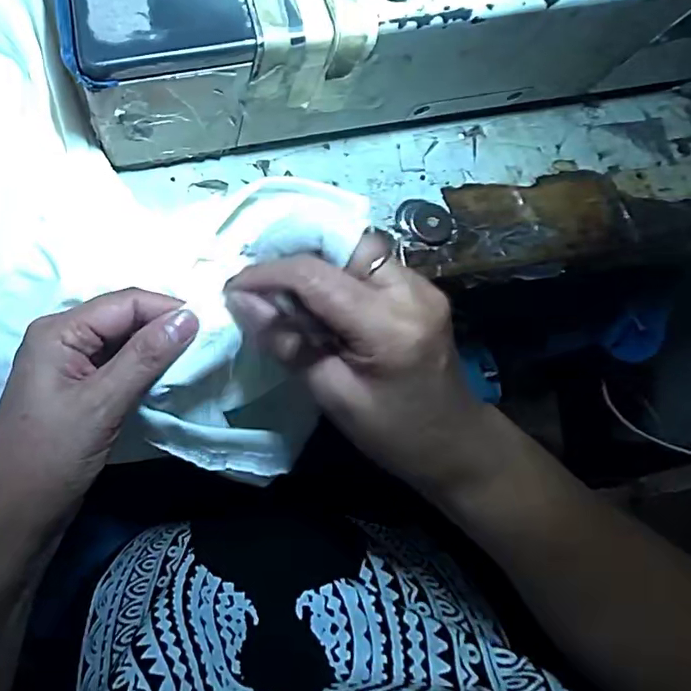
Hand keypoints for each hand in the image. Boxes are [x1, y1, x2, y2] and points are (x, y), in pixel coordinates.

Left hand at [0, 290, 198, 548]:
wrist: (11, 523)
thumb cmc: (49, 459)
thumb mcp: (101, 404)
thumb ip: (145, 356)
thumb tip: (189, 317)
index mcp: (58, 331)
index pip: (124, 302)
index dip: (167, 308)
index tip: (209, 326)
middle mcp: (61, 338)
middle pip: (123, 316)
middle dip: (163, 325)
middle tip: (206, 343)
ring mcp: (67, 364)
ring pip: (122, 340)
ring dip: (156, 347)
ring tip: (194, 358)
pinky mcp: (76, 389)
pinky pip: (116, 364)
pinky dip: (143, 367)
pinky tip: (167, 378)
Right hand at [224, 236, 501, 497]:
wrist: (456, 445)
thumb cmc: (394, 434)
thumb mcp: (333, 396)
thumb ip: (287, 343)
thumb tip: (242, 301)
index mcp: (389, 325)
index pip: (315, 276)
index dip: (267, 275)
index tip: (234, 288)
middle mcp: (411, 290)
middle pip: (343, 244)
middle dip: (296, 256)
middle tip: (262, 284)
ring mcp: (421, 285)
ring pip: (356, 247)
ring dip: (316, 262)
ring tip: (285, 291)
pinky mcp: (420, 289)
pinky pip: (369, 263)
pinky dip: (336, 272)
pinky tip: (318, 298)